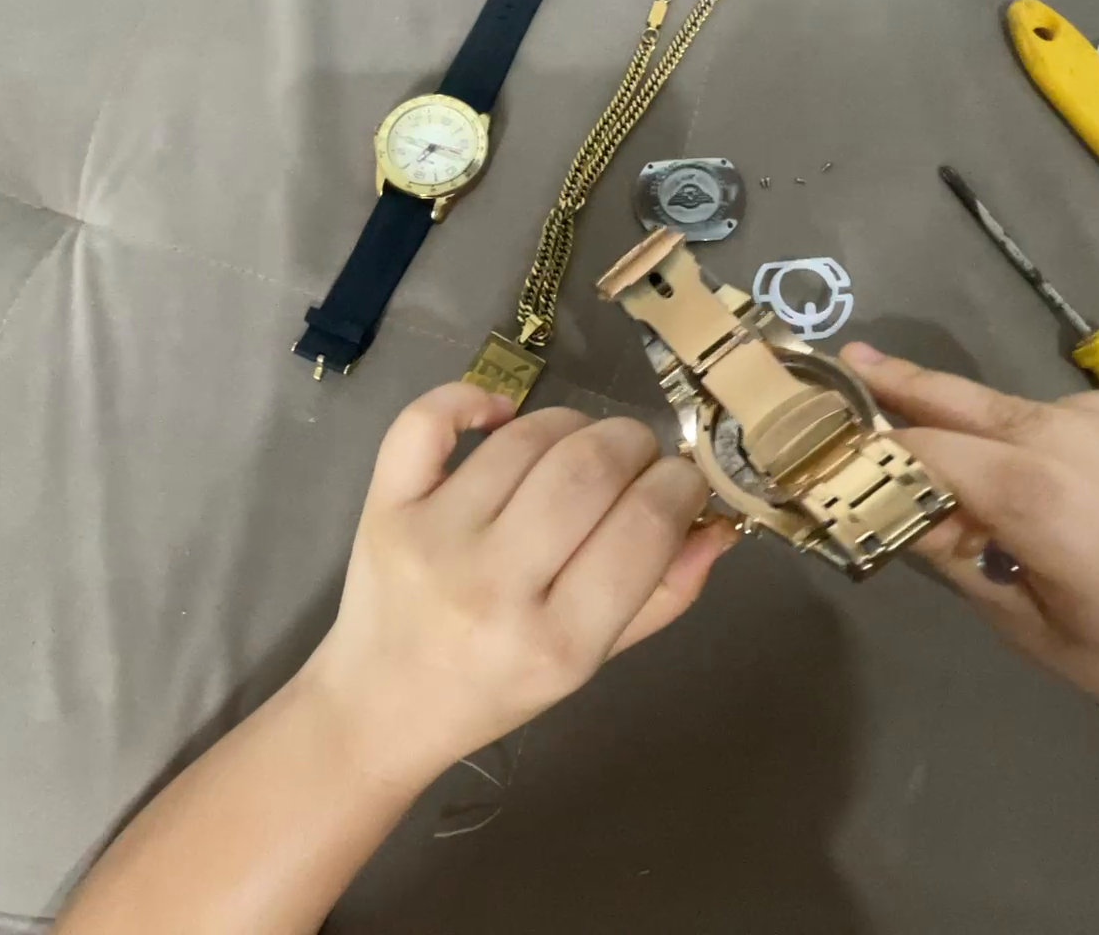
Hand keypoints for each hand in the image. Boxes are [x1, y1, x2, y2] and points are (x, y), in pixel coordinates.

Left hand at [301, 383, 739, 786]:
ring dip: (575, 424)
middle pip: (589, 468)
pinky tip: (501, 412)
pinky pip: (426, 420)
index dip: (680, 485)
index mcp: (557, 641)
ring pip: (527, 437)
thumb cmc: (497, 690)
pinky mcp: (385, 505)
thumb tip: (716, 521)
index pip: (644, 526)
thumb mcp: (591, 663)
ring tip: (580, 448)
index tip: (682, 480)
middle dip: (635, 444)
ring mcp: (431, 538)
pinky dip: (470, 396)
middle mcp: (492, 585)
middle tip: (637, 458)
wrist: (382, 704)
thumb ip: (663, 595)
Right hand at [840, 344, 1098, 722]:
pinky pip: (1093, 404)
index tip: (865, 431)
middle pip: (1036, 431)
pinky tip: (1048, 449)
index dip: (937, 451)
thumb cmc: (1095, 648)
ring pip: (1055, 410)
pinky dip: (1046, 418)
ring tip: (965, 442)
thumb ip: (947, 540)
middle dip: (940, 399)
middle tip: (865, 364)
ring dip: (991, 417)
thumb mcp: (1006, 614)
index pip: (1023, 488)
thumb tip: (880, 470)